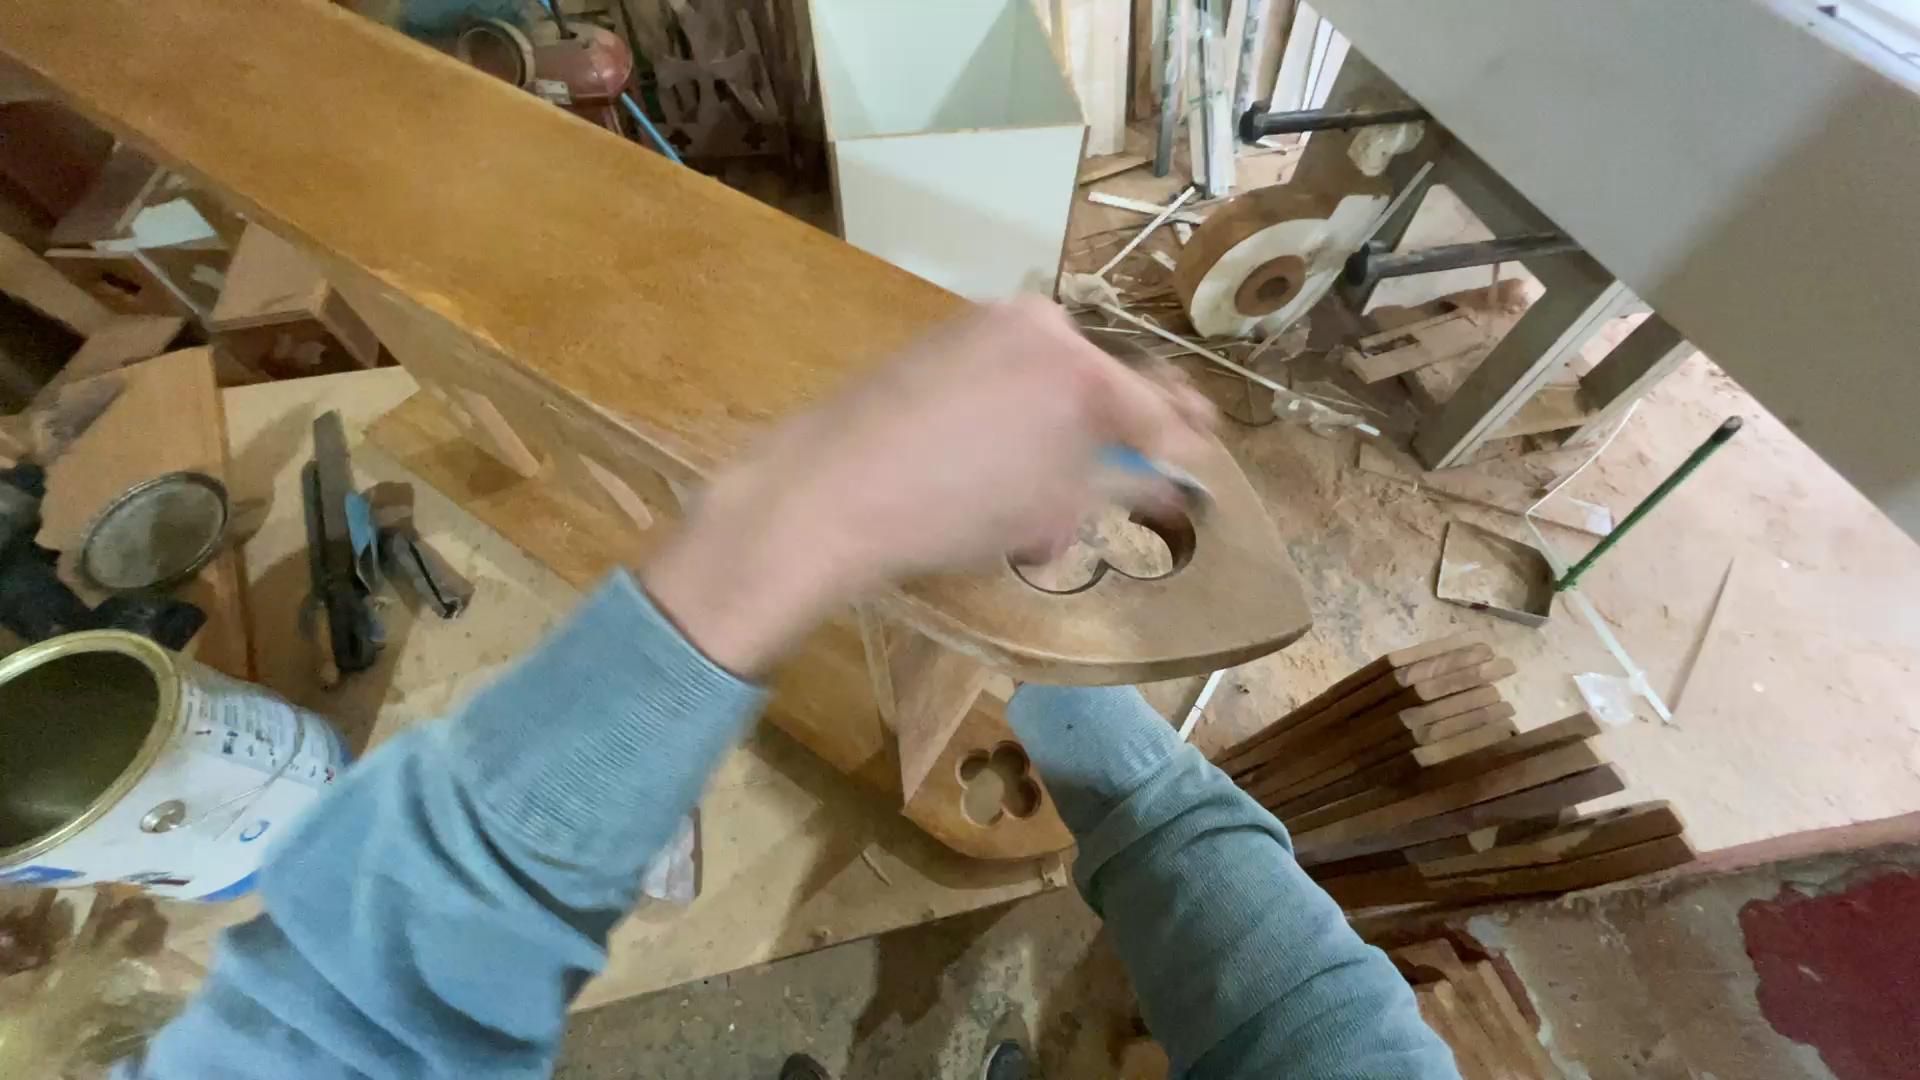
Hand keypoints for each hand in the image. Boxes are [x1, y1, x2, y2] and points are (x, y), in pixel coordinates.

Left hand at [642, 298, 1215, 674]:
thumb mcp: (1049, 508)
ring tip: (1045, 479)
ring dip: (1062, 424)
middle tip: (1135, 463)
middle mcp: (1038, 325)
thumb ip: (1115, 483)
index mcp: (1078, 369)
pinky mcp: (940, 335)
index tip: (1199, 458)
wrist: (827, 491)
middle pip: (1102, 381)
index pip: (1154, 407)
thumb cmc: (950, 512)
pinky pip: (1002, 369)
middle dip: (1118, 431)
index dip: (1181, 442)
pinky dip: (1016, 408)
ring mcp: (982, 322)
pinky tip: (995, 450)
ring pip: (1049, 375)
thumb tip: (1157, 478)